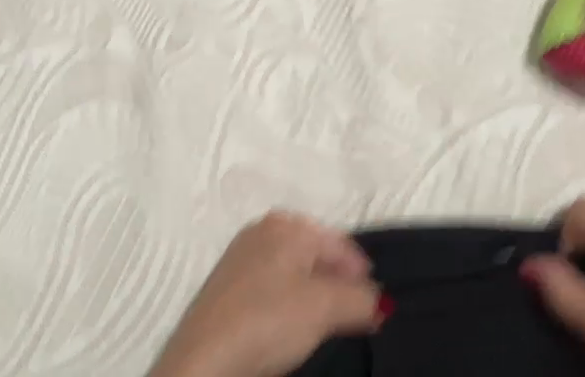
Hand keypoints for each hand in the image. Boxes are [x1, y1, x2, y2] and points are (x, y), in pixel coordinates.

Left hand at [147, 211, 384, 376]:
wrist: (205, 360)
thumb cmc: (267, 320)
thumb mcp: (325, 308)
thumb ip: (362, 299)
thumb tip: (380, 301)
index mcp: (286, 223)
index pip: (340, 244)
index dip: (362, 276)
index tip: (375, 308)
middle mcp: (262, 229)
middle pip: (316, 255)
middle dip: (337, 285)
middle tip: (352, 318)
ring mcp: (241, 256)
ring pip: (294, 272)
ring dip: (314, 297)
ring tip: (323, 327)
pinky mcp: (227, 286)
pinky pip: (273, 288)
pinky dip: (288, 304)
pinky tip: (289, 329)